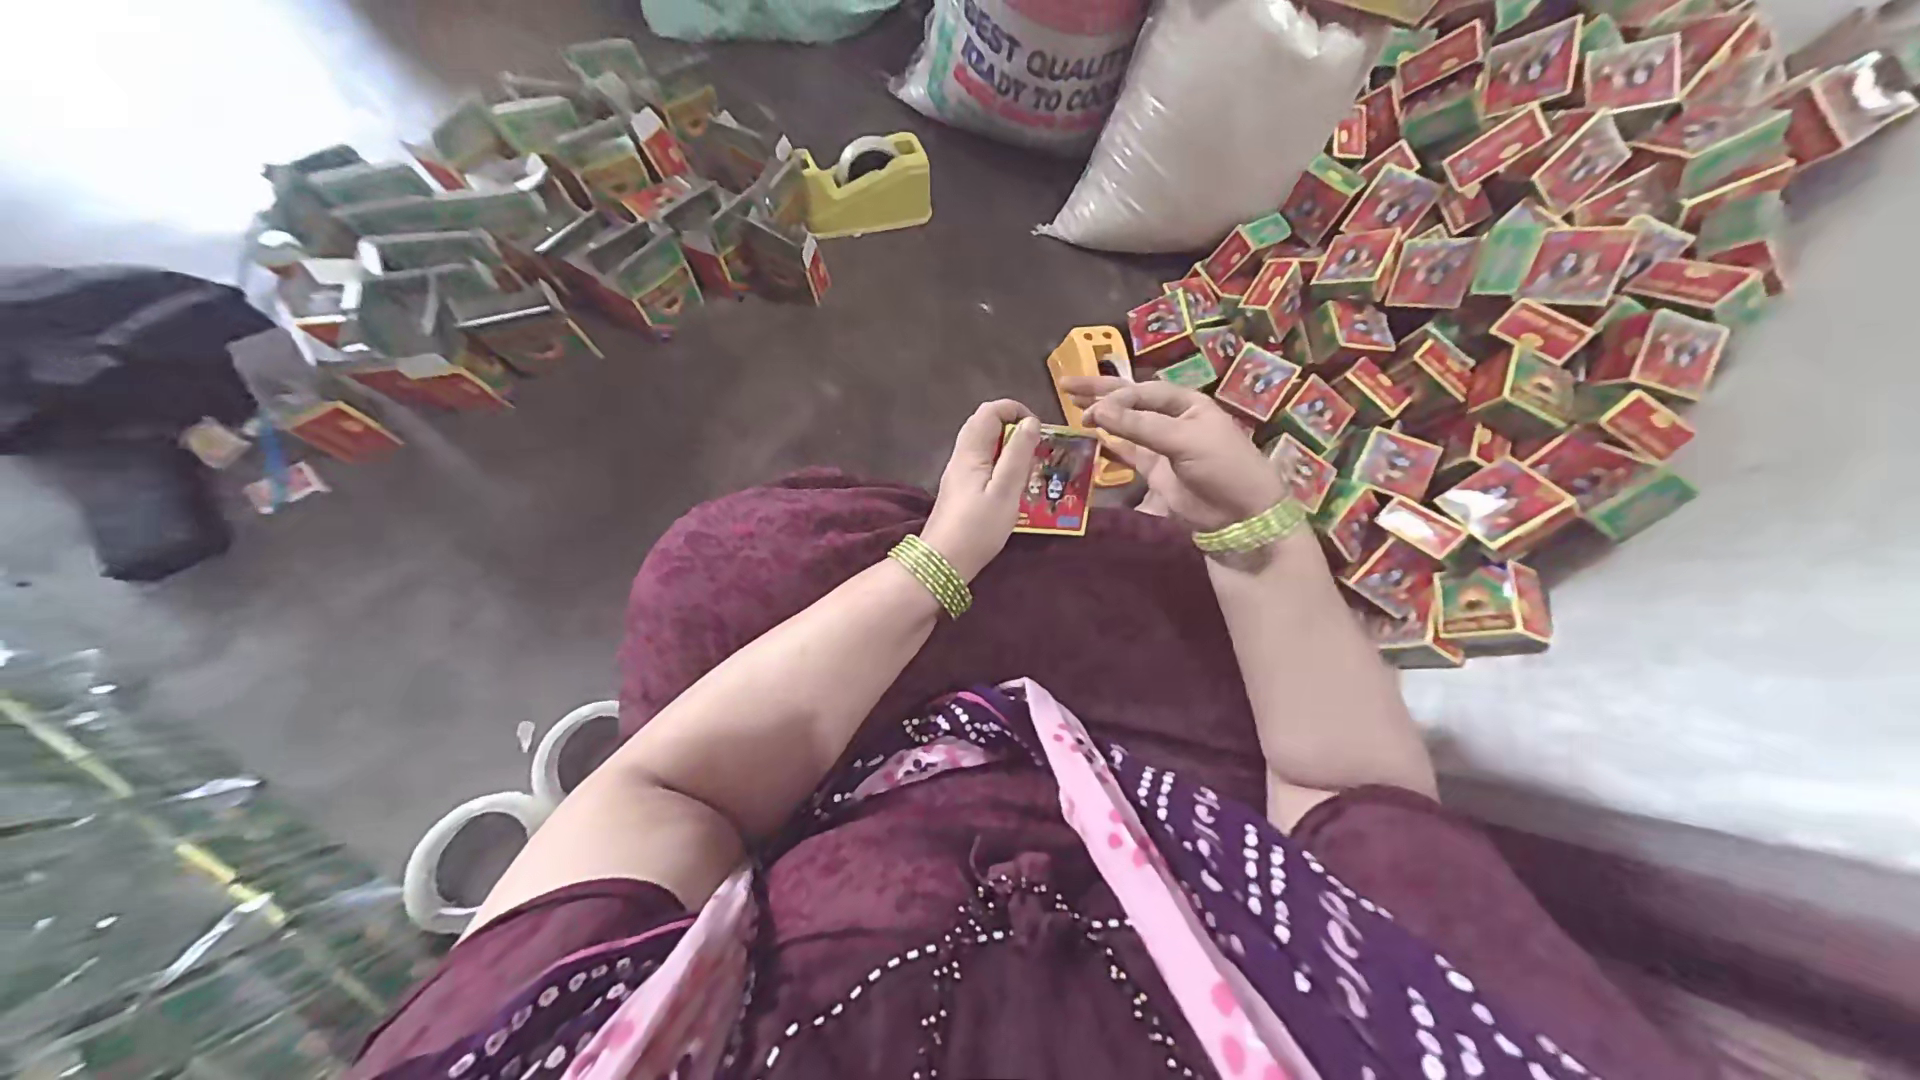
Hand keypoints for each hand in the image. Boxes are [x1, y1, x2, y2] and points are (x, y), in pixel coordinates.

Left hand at [921, 400, 1042, 580]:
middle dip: (1012, 427)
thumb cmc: (978, 527)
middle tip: (1035, 448)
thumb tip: (1031, 422)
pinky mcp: (960, 490)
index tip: (1037, 429)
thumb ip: (1018, 454)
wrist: (944, 561)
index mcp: (970, 451)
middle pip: (984, 425)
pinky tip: (1011, 486)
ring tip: (1028, 467)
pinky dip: (999, 464)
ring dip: (1007, 447)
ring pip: (982, 445)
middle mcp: (961, 457)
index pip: (989, 411)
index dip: (1014, 410)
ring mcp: (958, 474)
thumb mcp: (1006, 490)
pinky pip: (981, 464)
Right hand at [1062, 377, 1284, 532]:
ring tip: (1073, 409)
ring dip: (1101, 417)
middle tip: (1066, 384)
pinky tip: (1090, 437)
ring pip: (1124, 424)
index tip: (1090, 406)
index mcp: (1185, 402)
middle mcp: (1171, 418)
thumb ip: (1139, 426)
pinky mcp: (1153, 468)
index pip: (1142, 391)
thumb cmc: (1222, 466)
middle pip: (1129, 400)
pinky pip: (1125, 451)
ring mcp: (1160, 443)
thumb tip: (1098, 411)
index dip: (1114, 395)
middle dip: (1099, 392)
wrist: (1239, 513)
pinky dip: (1108, 444)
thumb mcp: (1184, 440)